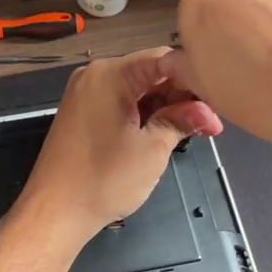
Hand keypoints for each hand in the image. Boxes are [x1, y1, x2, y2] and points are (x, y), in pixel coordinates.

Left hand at [16, 48, 222, 239]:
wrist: (54, 212)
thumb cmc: (103, 180)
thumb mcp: (151, 150)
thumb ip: (180, 121)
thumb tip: (207, 112)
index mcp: (110, 74)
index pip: (164, 58)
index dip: (193, 76)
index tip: (217, 99)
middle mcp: (95, 75)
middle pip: (150, 73)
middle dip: (181, 96)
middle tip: (211, 123)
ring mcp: (85, 94)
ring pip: (137, 89)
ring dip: (165, 107)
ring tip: (195, 130)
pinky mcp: (82, 113)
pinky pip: (121, 102)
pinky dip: (144, 115)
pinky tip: (167, 131)